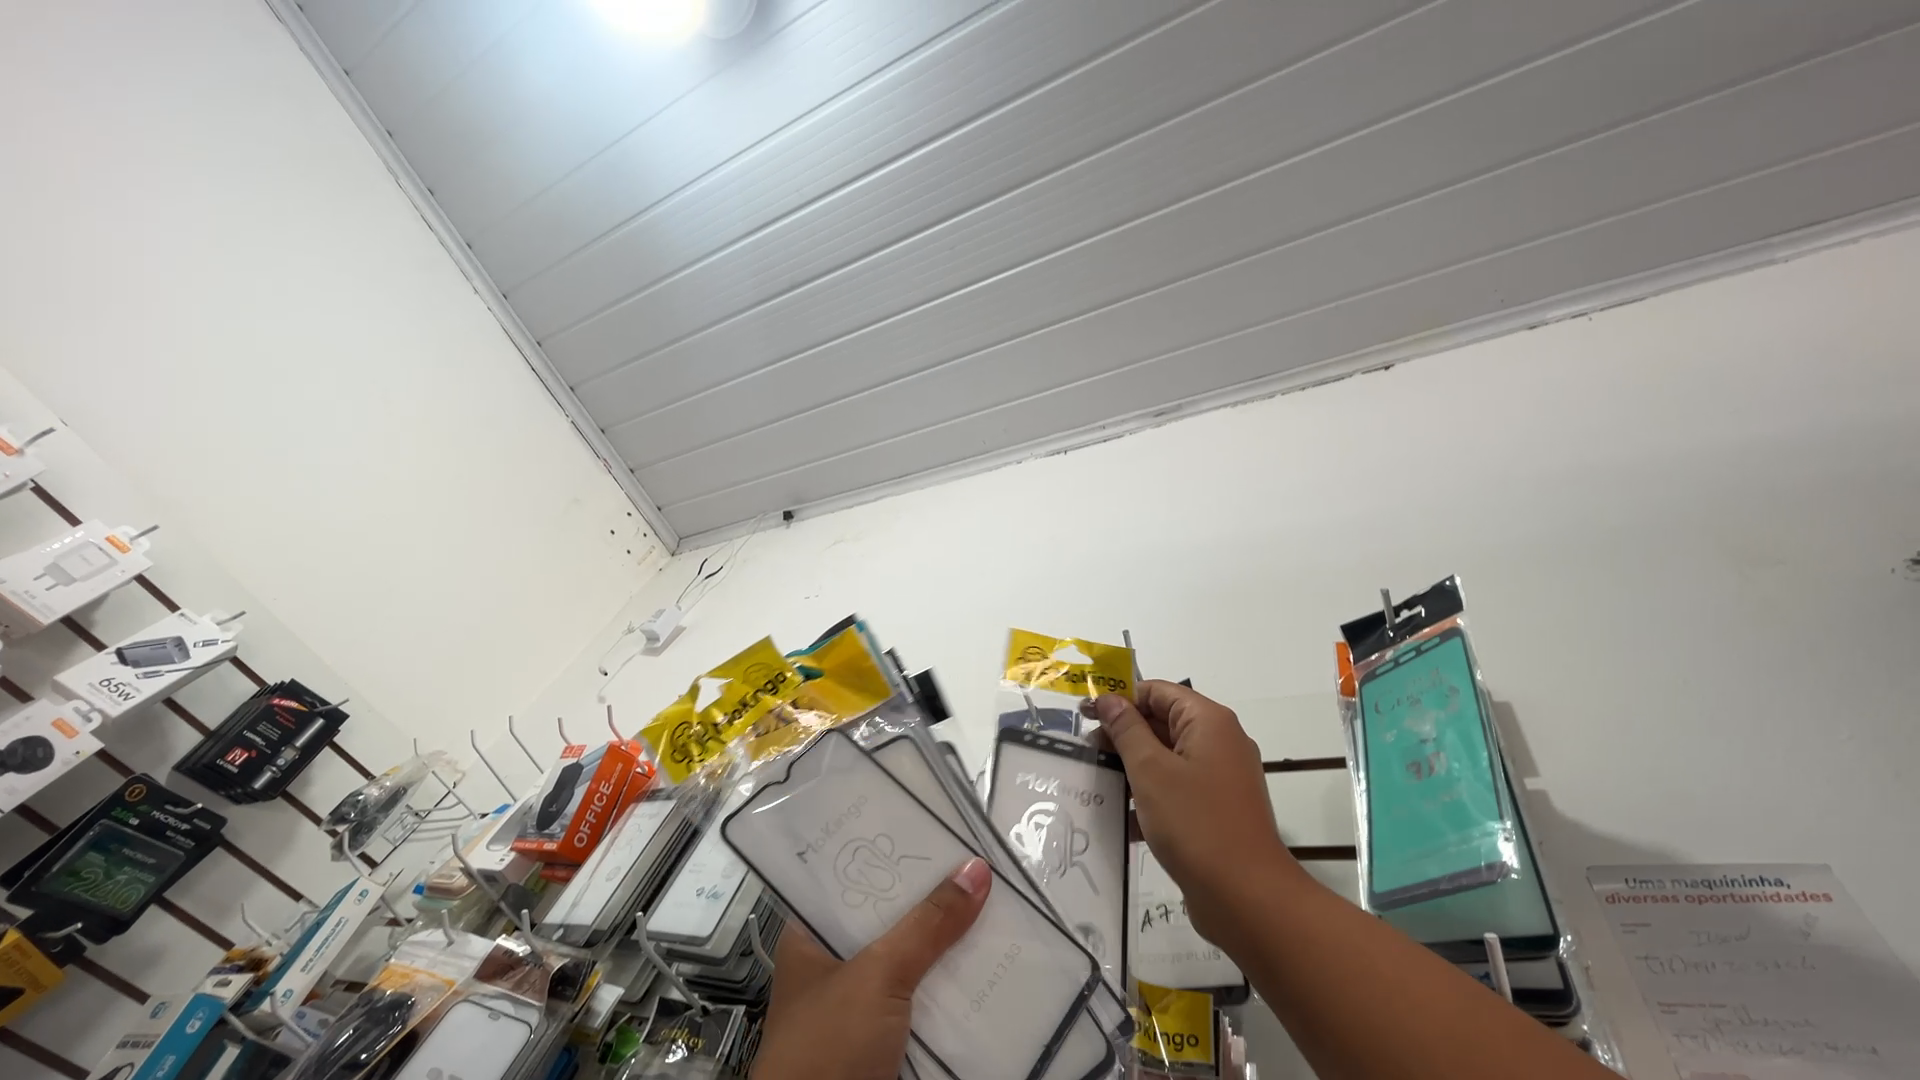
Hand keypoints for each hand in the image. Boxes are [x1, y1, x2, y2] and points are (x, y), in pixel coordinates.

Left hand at [752, 857, 991, 1079]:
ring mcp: (865, 1007)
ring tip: (1001, 906)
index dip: (894, 855)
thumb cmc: (827, 1047)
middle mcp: (837, 967)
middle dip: (935, 902)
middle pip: (893, 922)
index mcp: (811, 938)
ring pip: (917, 964)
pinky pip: (931, 1004)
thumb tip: (976, 870)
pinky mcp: (892, 1042)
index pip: (854, 880)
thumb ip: (926, 924)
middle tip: (982, 865)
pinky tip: (996, 964)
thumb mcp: (877, 974)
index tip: (939, 831)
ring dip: (953, 947)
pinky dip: (959, 991)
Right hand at [1090, 681, 1301, 942]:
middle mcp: (1220, 742)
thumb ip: (1126, 730)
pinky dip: (1152, 796)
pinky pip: (1178, 789)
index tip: (1085, 715)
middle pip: (1164, 722)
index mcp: (1209, 722)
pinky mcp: (1218, 809)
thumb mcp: (1150, 771)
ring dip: (1133, 768)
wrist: (1246, 896)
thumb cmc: (1195, 823)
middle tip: (1086, 751)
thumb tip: (1109, 698)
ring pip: (1168, 759)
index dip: (1121, 698)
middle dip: (1124, 735)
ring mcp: (1222, 778)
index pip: (1158, 691)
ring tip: (1098, 783)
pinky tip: (1122, 818)